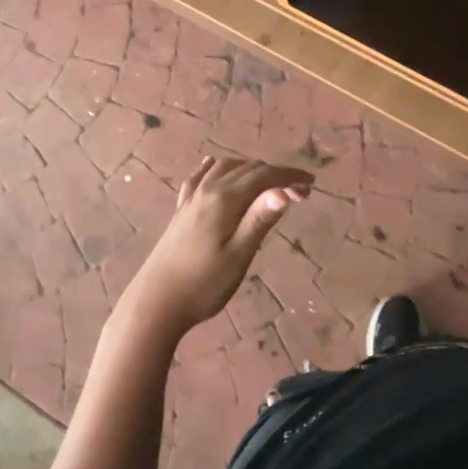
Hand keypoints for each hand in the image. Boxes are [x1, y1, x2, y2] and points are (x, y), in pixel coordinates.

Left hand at [118, 157, 312, 337]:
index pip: (264, 176)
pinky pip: (200, 177)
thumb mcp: (239, 255)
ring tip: (269, 184)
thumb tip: (284, 191)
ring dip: (250, 169)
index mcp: (224, 199)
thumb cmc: (204, 284)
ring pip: (225, 168)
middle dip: (275, 175)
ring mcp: (191, 198)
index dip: (289, 178)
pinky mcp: (181, 210)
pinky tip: (214, 166)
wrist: (156, 302)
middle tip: (299, 194)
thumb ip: (260, 220)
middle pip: (247, 169)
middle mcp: (207, 190)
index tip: (311, 187)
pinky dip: (215, 168)